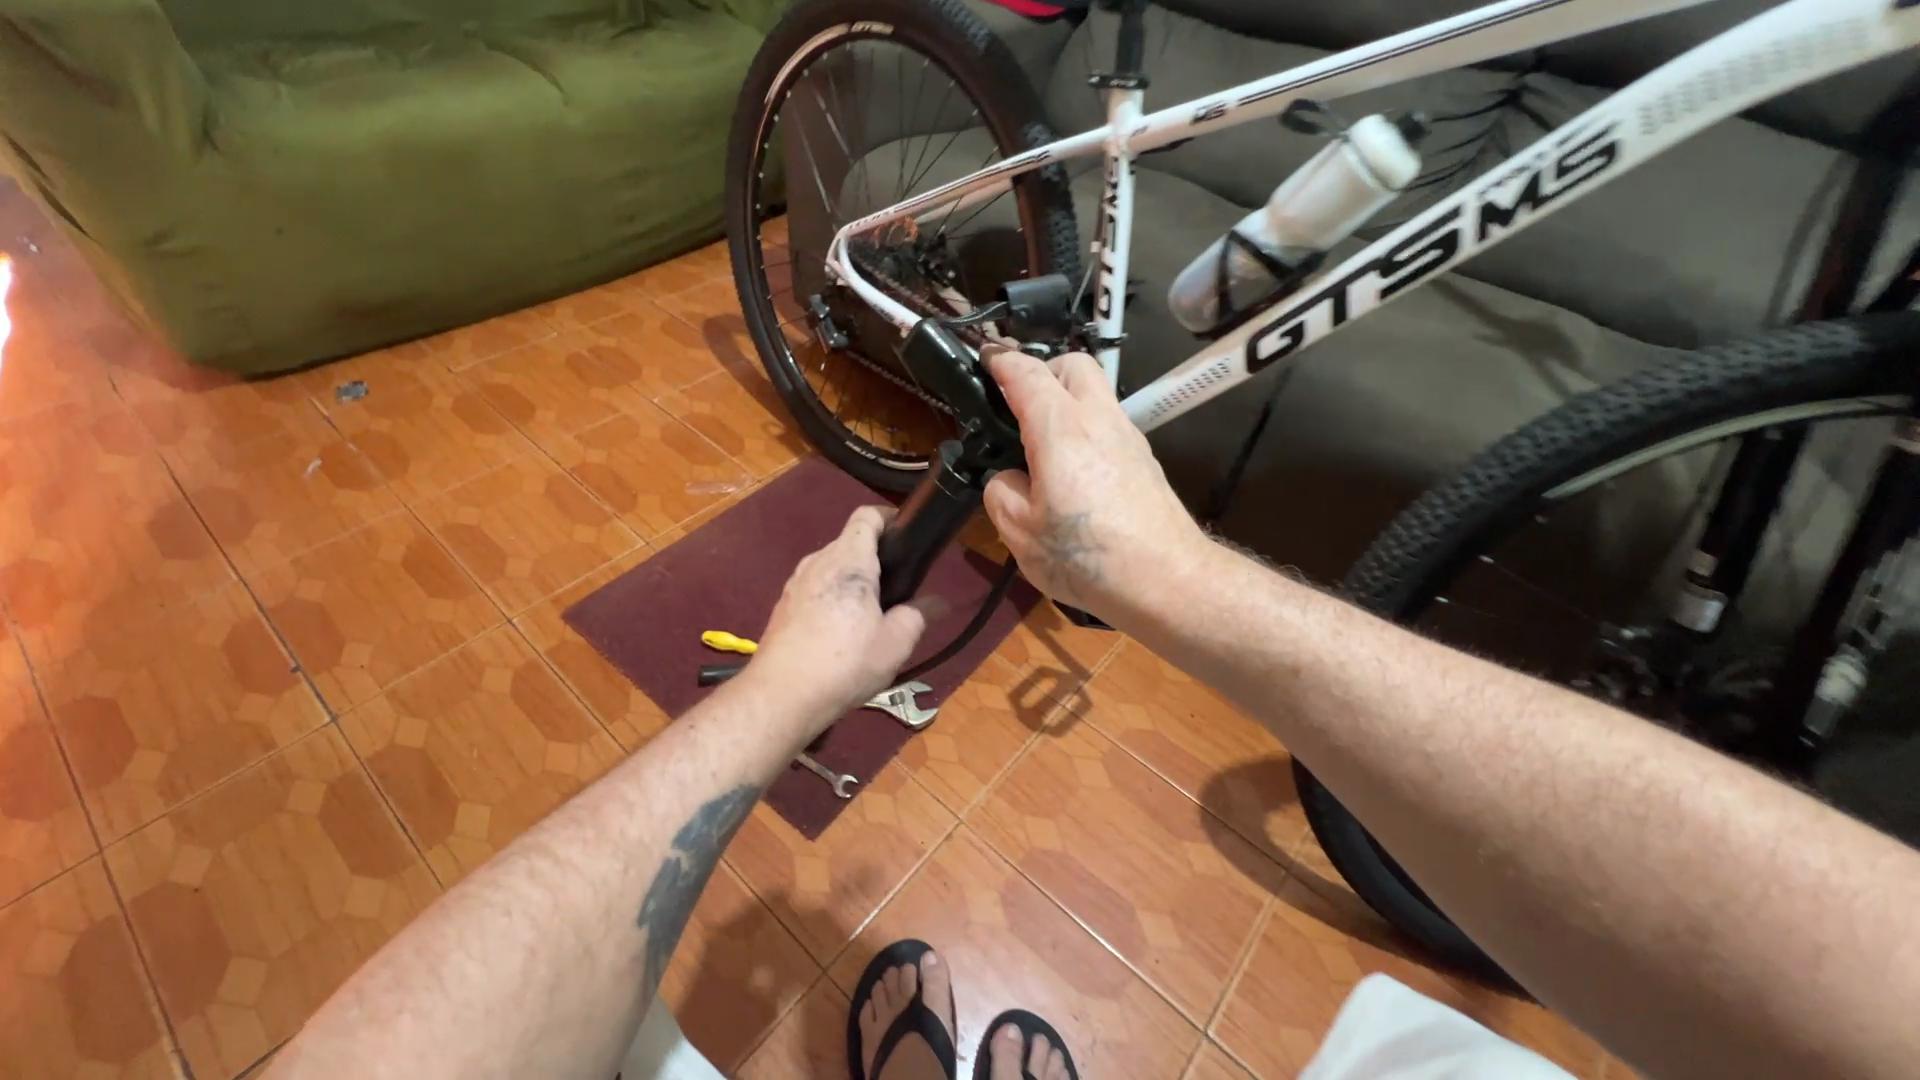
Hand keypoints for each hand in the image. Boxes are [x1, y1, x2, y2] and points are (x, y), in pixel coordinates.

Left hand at [748, 507, 928, 724]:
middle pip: (849, 543)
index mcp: (849, 560)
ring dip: (851, 582)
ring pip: (830, 568)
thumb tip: (940, 603)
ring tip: (870, 616)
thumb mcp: (895, 643)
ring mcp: (795, 583)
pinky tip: (840, 634)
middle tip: (897, 590)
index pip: (866, 516)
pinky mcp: (783, 606)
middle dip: (874, 559)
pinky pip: (815, 589)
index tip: (906, 538)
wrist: (781, 696)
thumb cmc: (845, 663)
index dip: (888, 519)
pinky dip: (831, 599)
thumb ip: (919, 616)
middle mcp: (818, 561)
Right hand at [982, 349, 1206, 622]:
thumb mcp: (1019, 531)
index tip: (985, 359)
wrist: (1166, 579)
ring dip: (1067, 401)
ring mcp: (1128, 438)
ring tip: (1041, 442)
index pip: (1026, 372)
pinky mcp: (1145, 461)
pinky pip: (1109, 425)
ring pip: (1096, 393)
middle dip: (1042, 370)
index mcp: (1060, 428)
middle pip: (1073, 365)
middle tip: (1018, 404)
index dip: (1000, 360)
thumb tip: (1010, 478)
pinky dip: (1086, 428)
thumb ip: (1002, 493)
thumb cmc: (1086, 556)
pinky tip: (1073, 470)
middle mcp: (1099, 419)